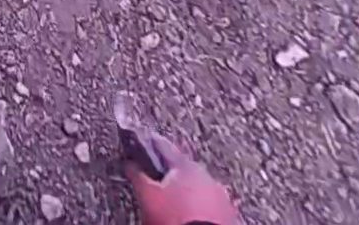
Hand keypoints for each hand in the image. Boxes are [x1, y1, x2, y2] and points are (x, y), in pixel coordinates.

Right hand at [126, 132, 241, 224]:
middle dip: (172, 174)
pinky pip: (211, 208)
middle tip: (159, 183)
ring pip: (199, 189)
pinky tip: (191, 218)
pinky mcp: (229, 217)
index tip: (142, 141)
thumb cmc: (174, 219)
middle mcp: (206, 176)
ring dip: (188, 193)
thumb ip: (137, 175)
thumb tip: (129, 162)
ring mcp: (220, 197)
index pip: (164, 146)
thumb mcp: (147, 196)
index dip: (150, 143)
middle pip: (183, 169)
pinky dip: (200, 210)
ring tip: (176, 206)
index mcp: (185, 165)